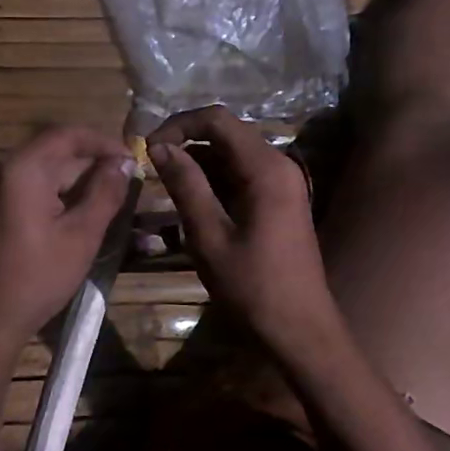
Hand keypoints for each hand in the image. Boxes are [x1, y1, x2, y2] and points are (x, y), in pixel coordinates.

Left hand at [0, 126, 134, 343]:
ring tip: (114, 196)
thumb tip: (124, 162)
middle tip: (128, 180)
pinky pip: (36, 188)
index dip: (103, 141)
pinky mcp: (0, 209)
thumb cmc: (38, 276)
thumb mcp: (81, 235)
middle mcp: (8, 170)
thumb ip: (105, 192)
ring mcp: (0, 190)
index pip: (67, 135)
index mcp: (25, 169)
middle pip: (56, 150)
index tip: (132, 158)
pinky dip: (63, 193)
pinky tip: (86, 211)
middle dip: (93, 161)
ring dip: (80, 179)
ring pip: (48, 170)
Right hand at [147, 106, 333, 345]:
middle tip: (151, 165)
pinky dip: (212, 179)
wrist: (300, 330)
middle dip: (185, 141)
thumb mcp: (209, 235)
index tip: (149, 147)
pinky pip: (239, 174)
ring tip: (164, 185)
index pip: (217, 120)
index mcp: (266, 168)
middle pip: (225, 133)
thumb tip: (159, 147)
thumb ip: (185, 185)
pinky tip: (190, 202)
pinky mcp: (278, 200)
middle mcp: (278, 165)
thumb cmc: (253, 286)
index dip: (179, 125)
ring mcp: (282, 182)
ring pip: (230, 153)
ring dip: (196, 162)